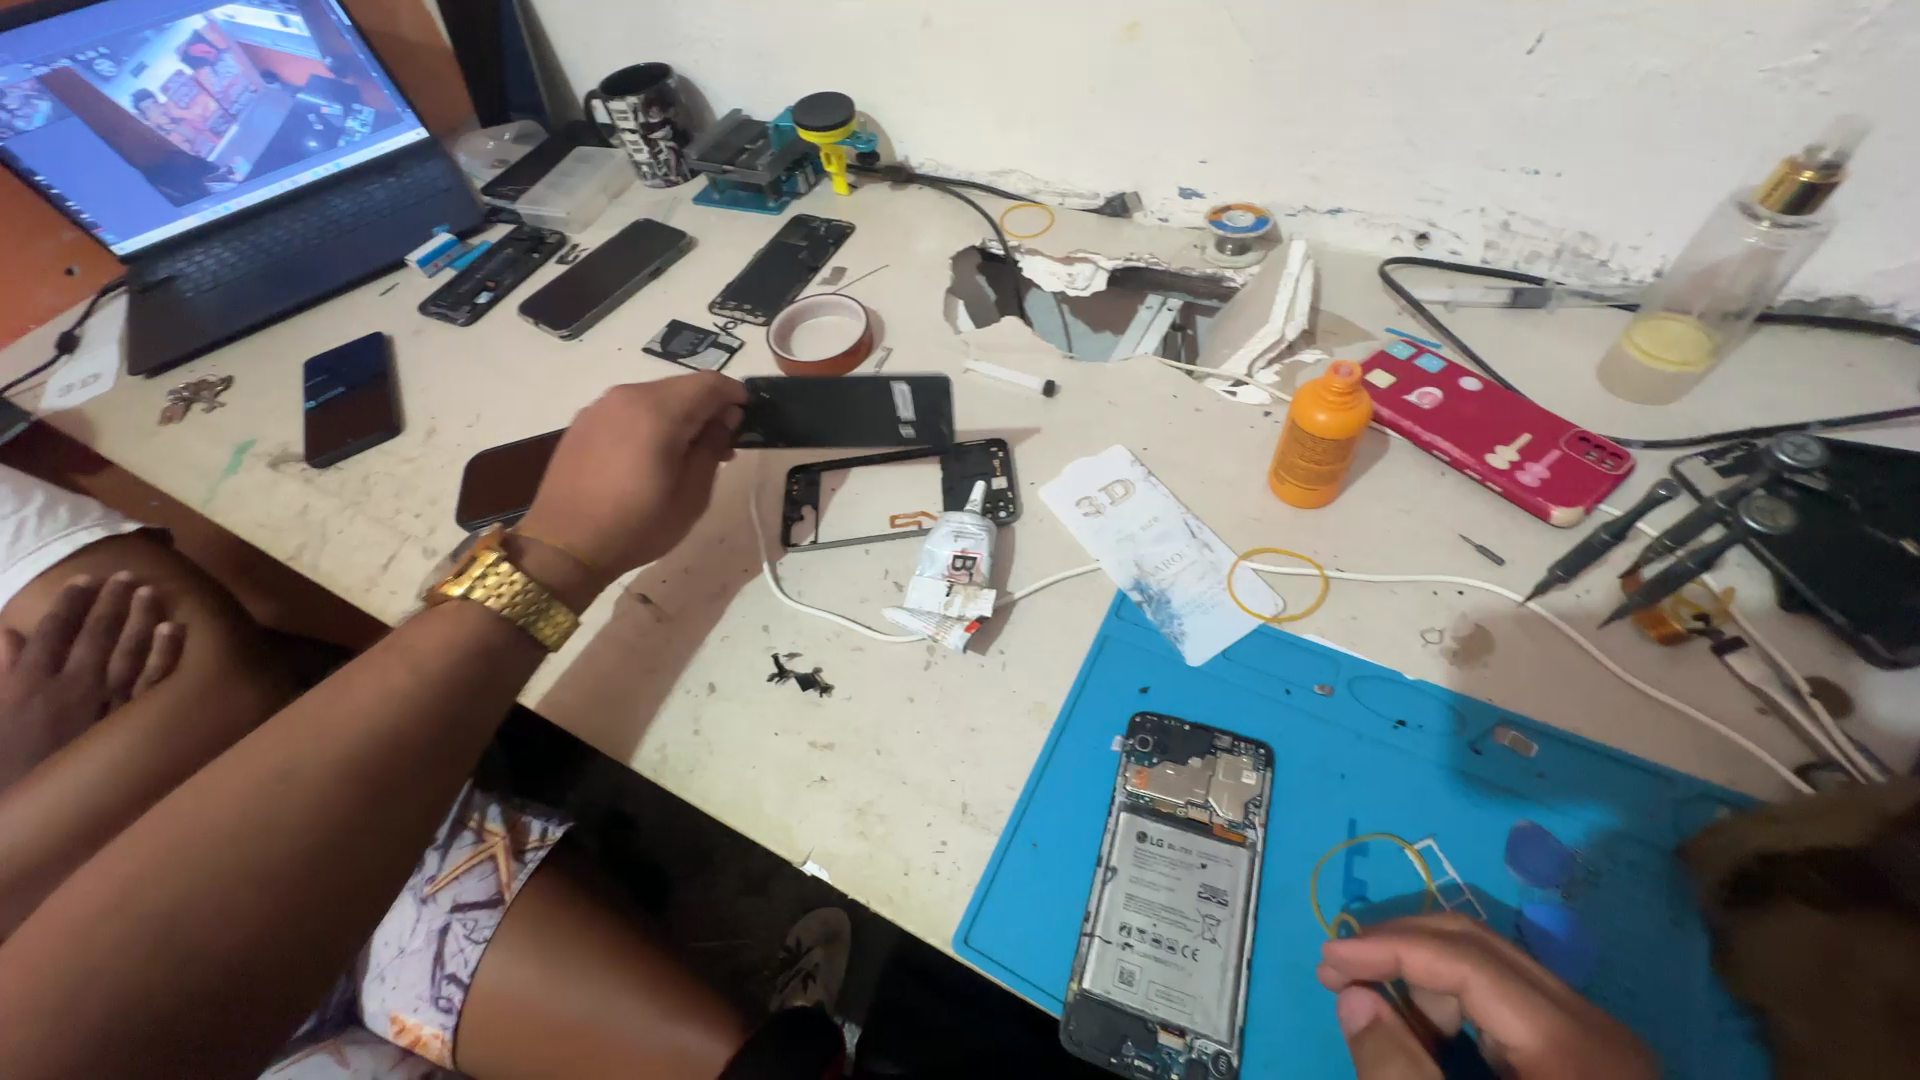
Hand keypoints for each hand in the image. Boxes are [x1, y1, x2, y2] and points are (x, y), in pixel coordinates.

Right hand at [0, 573, 183, 788]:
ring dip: (138, 617)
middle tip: (126, 573)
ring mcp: (102, 701)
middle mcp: (67, 688)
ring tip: (151, 588)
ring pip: (126, 650)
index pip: (50, 634)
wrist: (17, 800)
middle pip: (92, 635)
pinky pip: (152, 679)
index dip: (68, 604)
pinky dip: (164, 652)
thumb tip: (10, 632)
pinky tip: (175, 627)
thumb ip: (4, 669)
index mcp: (24, 685)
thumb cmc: (5, 752)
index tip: (85, 578)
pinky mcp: (129, 718)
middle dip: (109, 602)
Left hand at [516, 373, 745, 603]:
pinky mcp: (584, 422)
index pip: (709, 383)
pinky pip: (630, 409)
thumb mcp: (693, 494)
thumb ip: (712, 446)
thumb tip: (725, 417)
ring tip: (690, 453)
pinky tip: (655, 454)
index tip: (749, 417)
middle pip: (682, 386)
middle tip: (723, 443)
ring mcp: (601, 407)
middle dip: (708, 407)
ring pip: (655, 396)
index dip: (735, 394)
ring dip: (680, 415)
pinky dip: (652, 421)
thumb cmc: (639, 525)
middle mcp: (627, 396)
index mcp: (658, 411)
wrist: (565, 545)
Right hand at [1318, 914, 1655, 1079]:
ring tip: (1383, 1018)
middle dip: (1398, 950)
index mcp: (1571, 1043)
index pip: (1463, 959)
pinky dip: (1453, 1002)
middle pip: (1475, 945)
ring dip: (1422, 977)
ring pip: (1486, 965)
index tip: (1325, 962)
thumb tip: (1353, 997)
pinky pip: (1504, 997)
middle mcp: (1593, 1024)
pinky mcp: (1587, 1053)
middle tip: (1338, 973)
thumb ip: (1398, 1072)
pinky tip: (1426, 1035)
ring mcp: (1596, 1037)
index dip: (1387, 949)